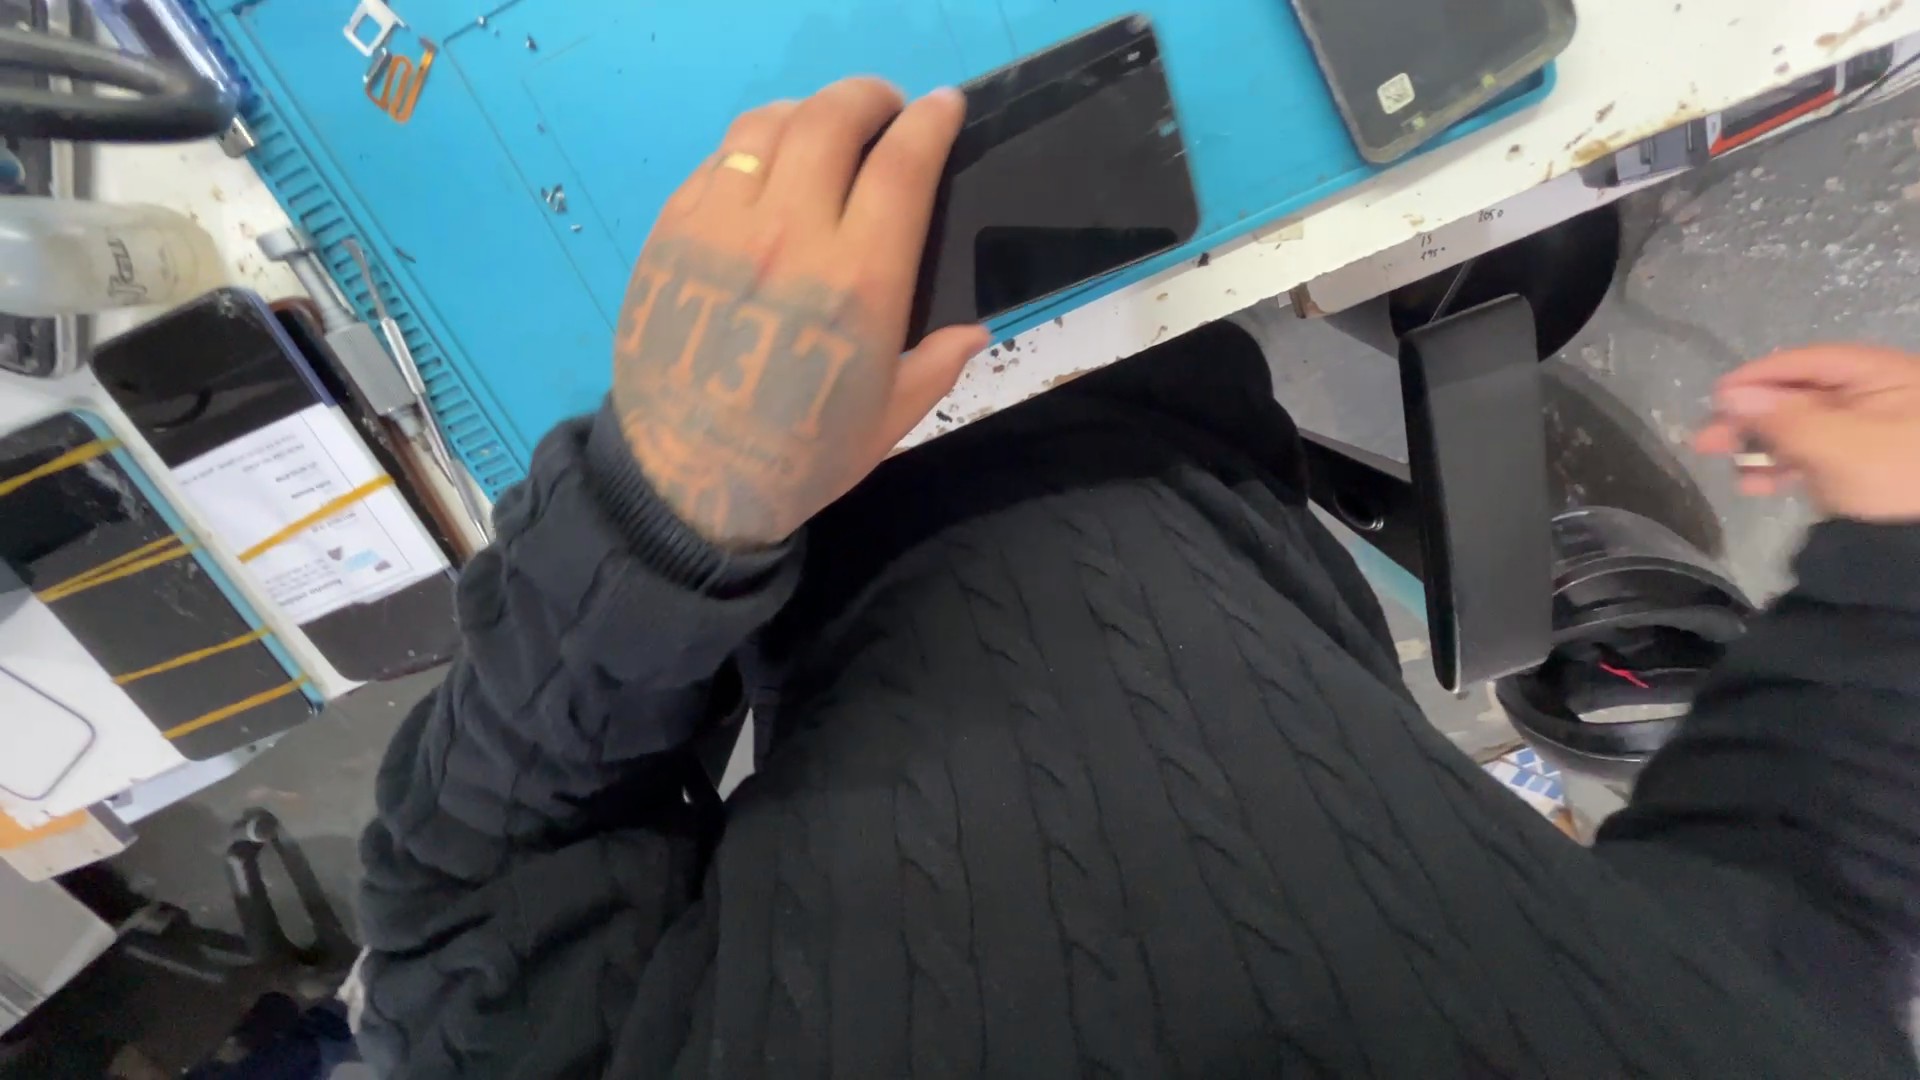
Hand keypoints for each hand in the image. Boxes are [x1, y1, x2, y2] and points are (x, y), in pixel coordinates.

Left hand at [610, 78, 989, 548]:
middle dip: (871, 96)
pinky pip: (718, 157)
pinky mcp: (672, 231)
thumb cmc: (803, 457)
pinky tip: (767, 172)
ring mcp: (722, 225)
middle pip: (833, 118)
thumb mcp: (889, 421)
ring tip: (827, 132)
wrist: (691, 480)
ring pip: (769, 123)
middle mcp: (790, 235)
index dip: (931, 122)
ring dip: (811, 111)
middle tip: (887, 109)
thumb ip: (938, 366)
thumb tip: (974, 330)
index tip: (944, 107)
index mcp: (859, 283)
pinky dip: (755, 146)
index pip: (902, 165)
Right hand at [1695, 344, 1919, 522]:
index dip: (1759, 375)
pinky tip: (1756, 485)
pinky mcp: (1856, 456)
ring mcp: (1867, 427)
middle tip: (1705, 441)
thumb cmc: (1896, 474)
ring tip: (1728, 468)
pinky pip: (1808, 450)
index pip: (1810, 361)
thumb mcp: (1834, 444)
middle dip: (1748, 419)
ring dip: (1755, 447)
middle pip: (1797, 395)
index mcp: (1886, 377)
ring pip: (1795, 426)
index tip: (1715, 397)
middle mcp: (1878, 394)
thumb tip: (1729, 395)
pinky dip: (1777, 465)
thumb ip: (1779, 416)